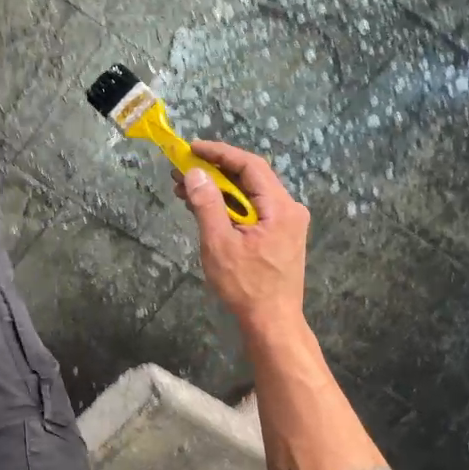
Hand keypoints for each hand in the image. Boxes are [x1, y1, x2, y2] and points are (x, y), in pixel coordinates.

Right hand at [172, 141, 310, 333]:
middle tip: (180, 169)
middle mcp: (288, 209)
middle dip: (214, 170)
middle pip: (250, 176)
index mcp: (280, 208)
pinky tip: (202, 206)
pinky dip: (226, 203)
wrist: (271, 321)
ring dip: (217, 187)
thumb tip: (194, 173)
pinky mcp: (277, 234)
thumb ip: (207, 205)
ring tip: (183, 188)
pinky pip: (250, 208)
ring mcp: (285, 222)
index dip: (219, 153)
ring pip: (248, 192)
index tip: (191, 148)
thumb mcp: (219, 243)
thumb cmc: (245, 284)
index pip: (250, 165)